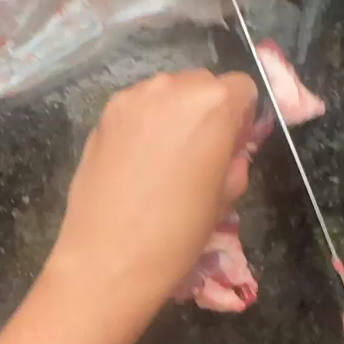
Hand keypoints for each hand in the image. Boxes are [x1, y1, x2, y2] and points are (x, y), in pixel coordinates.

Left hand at [45, 70, 258, 306]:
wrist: (108, 258)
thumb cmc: (176, 234)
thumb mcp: (225, 199)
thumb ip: (234, 160)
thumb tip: (229, 149)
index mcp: (214, 103)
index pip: (241, 88)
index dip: (240, 117)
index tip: (231, 146)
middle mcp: (171, 88)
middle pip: (200, 85)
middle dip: (204, 112)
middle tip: (197, 156)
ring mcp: (131, 99)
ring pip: (164, 94)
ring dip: (171, 116)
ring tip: (162, 162)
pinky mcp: (102, 117)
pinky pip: (134, 110)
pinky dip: (141, 126)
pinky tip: (134, 164)